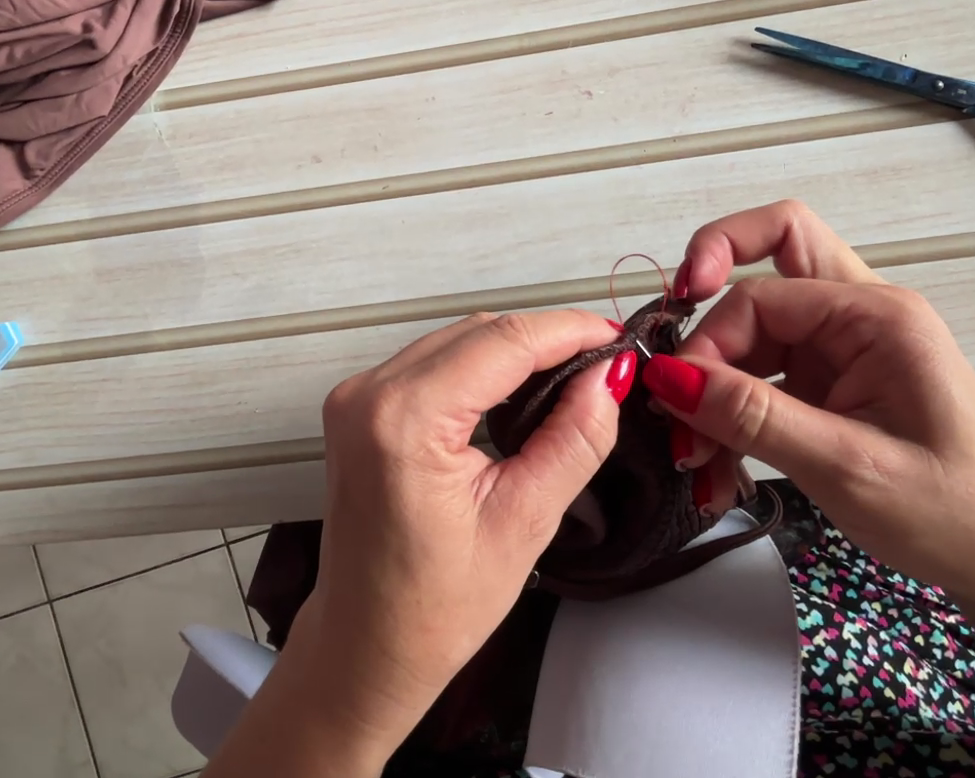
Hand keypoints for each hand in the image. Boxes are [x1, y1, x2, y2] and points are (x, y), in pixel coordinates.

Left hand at [279, 310, 634, 766]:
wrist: (363, 644)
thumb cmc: (436, 607)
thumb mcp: (525, 523)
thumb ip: (574, 439)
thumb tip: (609, 376)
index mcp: (405, 420)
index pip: (503, 342)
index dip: (569, 330)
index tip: (618, 338)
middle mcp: (369, 392)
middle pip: (478, 332)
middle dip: (546, 338)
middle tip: (605, 364)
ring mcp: (356, 395)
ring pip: (456, 340)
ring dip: (515, 349)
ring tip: (572, 376)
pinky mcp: (358, 405)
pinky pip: (432, 361)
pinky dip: (480, 365)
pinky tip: (519, 388)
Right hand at [648, 201, 974, 613]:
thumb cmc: (959, 514)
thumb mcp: (847, 467)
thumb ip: (751, 415)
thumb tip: (663, 375)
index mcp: (875, 315)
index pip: (757, 296)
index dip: (706, 343)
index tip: (674, 401)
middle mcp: (855, 315)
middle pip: (763, 261)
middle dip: (706, 306)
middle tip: (666, 368)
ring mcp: (839, 350)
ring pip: (750, 332)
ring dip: (711, 386)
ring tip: (693, 460)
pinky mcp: (826, 385)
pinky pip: (758, 378)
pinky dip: (728, 418)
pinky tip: (716, 472)